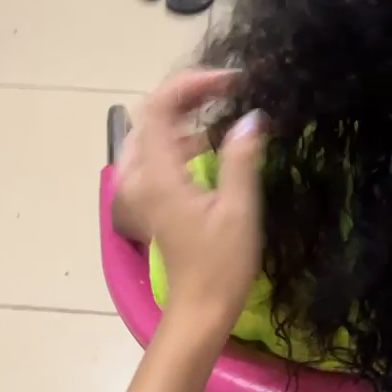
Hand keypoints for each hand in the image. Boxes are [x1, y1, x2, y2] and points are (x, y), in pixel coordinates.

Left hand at [115, 68, 266, 335]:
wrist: (199, 309)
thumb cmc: (221, 265)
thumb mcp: (239, 210)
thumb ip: (241, 158)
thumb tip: (251, 117)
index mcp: (159, 174)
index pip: (162, 105)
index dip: (194, 83)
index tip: (233, 82)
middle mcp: (141, 177)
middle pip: (152, 115)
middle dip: (187, 95)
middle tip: (227, 91)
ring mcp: (140, 191)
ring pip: (150, 135)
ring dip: (181, 118)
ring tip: (218, 112)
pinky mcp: (149, 203)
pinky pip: (154, 157)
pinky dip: (177, 142)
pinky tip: (205, 147)